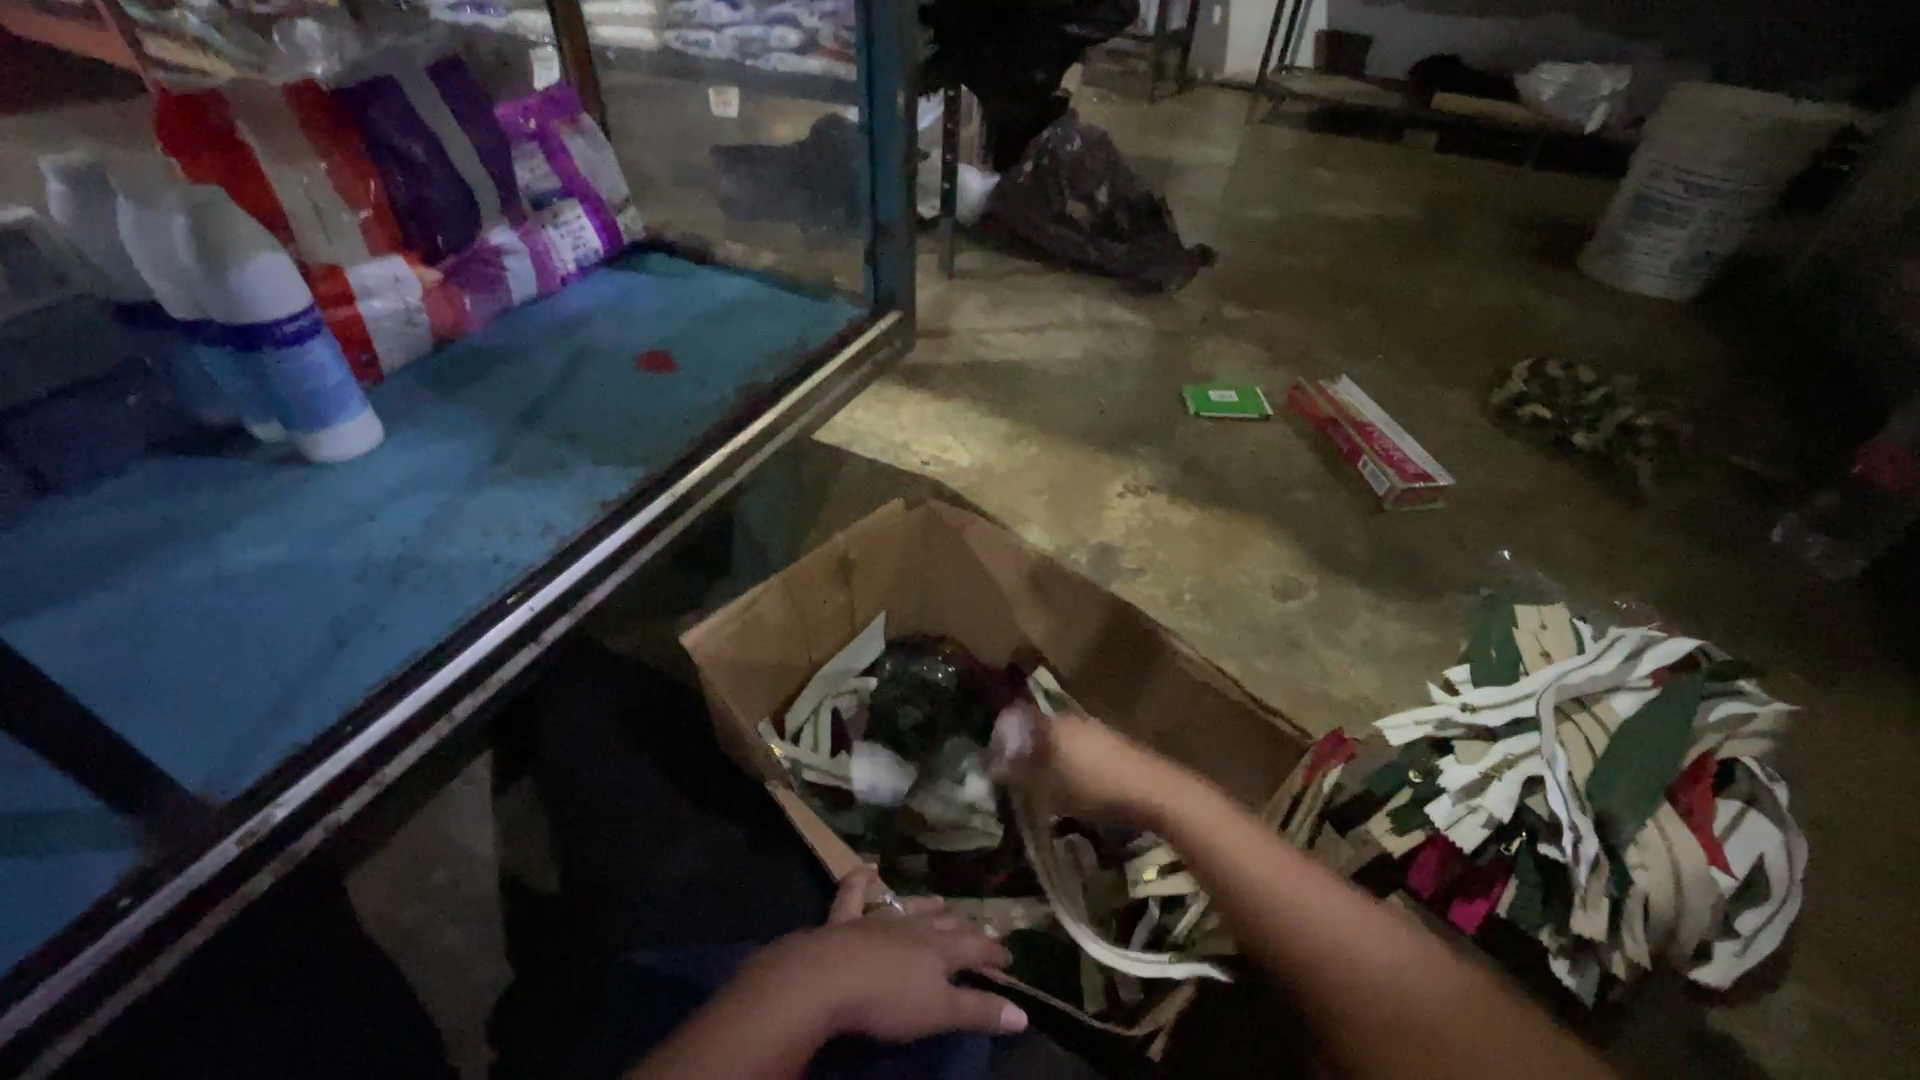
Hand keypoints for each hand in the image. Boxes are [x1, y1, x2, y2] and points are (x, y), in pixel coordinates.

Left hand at [742, 868, 1028, 1042]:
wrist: (826, 978)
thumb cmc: (887, 1000)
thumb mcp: (939, 1012)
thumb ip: (979, 1010)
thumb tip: (1024, 1014)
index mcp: (939, 949)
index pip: (976, 948)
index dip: (994, 953)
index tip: (1009, 958)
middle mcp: (913, 928)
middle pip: (946, 925)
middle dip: (966, 928)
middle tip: (980, 929)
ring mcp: (877, 920)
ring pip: (909, 907)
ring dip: (927, 905)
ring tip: (943, 902)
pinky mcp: (844, 922)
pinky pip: (853, 895)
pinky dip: (860, 881)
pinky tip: (867, 868)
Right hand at [988, 698, 1188, 824]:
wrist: (1153, 791)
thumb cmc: (1094, 787)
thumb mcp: (1048, 787)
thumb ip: (1018, 775)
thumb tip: (993, 767)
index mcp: (1051, 722)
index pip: (1014, 716)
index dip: (999, 736)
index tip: (993, 761)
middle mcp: (1070, 719)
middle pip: (1036, 727)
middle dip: (1021, 750)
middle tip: (1014, 778)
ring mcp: (1093, 730)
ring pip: (1057, 738)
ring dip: (1044, 758)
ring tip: (1040, 787)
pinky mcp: (1111, 745)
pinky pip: (1076, 749)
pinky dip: (1065, 763)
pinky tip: (1069, 787)